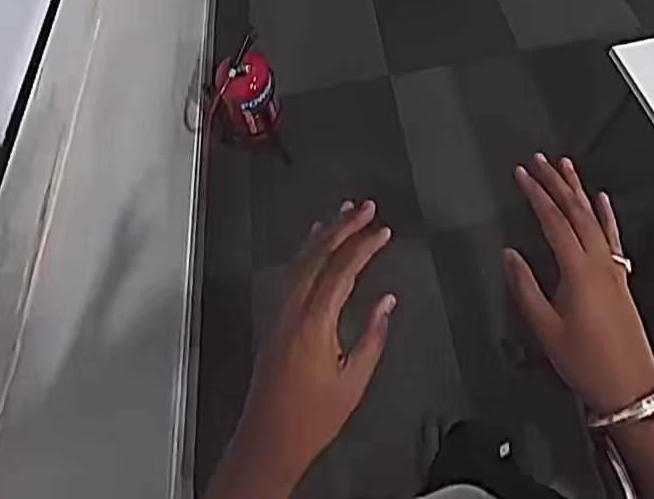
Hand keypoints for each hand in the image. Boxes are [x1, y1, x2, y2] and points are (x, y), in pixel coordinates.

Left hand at [209, 201, 396, 498]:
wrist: (266, 445)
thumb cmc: (311, 419)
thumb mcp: (353, 382)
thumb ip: (373, 336)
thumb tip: (386, 302)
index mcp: (314, 324)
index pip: (342, 270)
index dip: (365, 246)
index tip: (383, 231)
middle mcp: (294, 310)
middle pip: (320, 255)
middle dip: (346, 227)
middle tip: (367, 207)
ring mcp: (281, 312)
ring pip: (304, 259)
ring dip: (326, 231)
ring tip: (345, 212)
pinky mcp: (277, 318)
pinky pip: (293, 272)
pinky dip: (307, 249)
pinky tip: (315, 238)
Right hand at [503, 154, 653, 414]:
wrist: (630, 388)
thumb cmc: (589, 363)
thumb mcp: (545, 329)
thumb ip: (525, 287)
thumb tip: (510, 256)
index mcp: (578, 270)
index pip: (553, 219)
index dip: (535, 193)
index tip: (522, 175)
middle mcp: (598, 262)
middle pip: (574, 209)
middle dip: (555, 181)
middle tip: (539, 160)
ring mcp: (612, 267)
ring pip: (593, 216)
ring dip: (578, 189)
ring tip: (566, 167)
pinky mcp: (621, 276)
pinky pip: (613, 235)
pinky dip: (606, 214)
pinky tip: (602, 200)